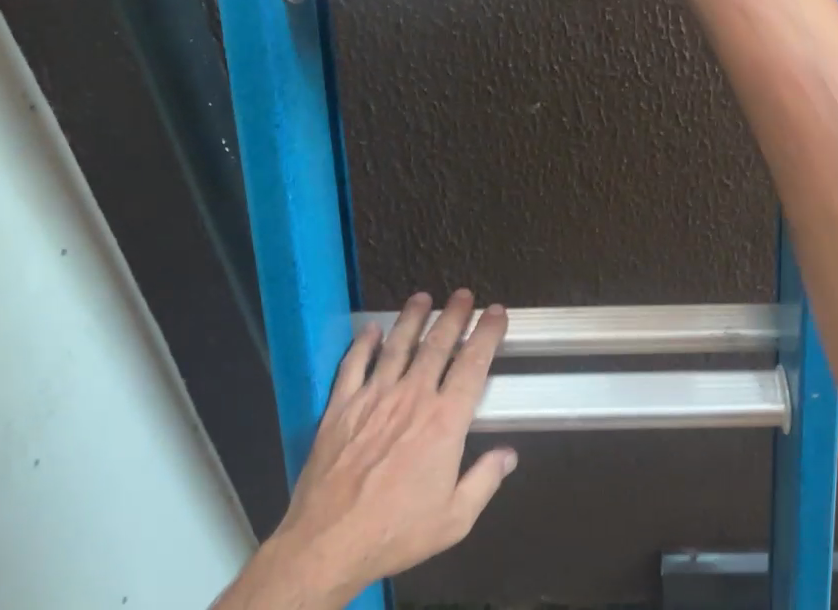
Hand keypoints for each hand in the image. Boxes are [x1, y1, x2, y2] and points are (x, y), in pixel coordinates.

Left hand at [214, 291, 513, 609]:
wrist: (328, 543)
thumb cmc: (396, 531)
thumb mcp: (455, 519)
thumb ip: (485, 481)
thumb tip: (509, 455)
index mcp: (445, 421)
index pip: (473, 364)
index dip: (487, 334)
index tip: (496, 313)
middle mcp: (412, 398)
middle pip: (437, 345)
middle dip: (453, 315)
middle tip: (463, 294)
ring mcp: (373, 398)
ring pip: (397, 346)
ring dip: (412, 318)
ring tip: (422, 298)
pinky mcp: (340, 408)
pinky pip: (353, 365)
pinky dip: (363, 344)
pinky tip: (371, 331)